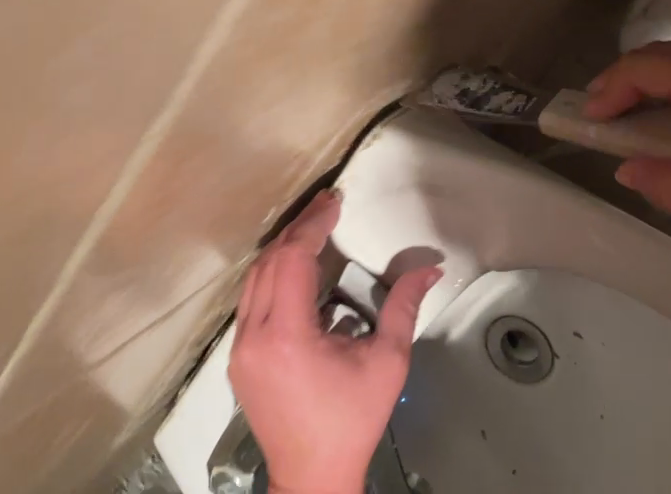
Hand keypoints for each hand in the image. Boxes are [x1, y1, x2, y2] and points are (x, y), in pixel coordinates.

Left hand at [229, 189, 442, 493]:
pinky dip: (272, 275)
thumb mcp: (387, 362)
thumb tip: (431, 268)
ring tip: (314, 228)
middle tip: (327, 206)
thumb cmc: (352, 420)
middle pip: (269, 262)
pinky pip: (250, 301)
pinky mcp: (239, 359)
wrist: (312, 475)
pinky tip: (297, 268)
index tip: (334, 203)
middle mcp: (254, 337)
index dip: (312, 226)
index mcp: (287, 335)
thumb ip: (404, 307)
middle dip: (299, 229)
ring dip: (282, 249)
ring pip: (253, 279)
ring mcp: (240, 349)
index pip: (292, 260)